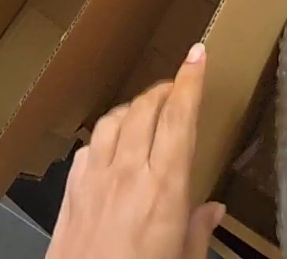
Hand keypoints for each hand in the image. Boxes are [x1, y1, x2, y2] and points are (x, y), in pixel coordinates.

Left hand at [47, 43, 226, 258]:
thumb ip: (198, 232)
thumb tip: (215, 208)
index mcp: (164, 189)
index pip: (179, 118)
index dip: (190, 81)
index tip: (198, 53)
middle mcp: (129, 172)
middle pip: (146, 108)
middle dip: (165, 88)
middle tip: (179, 86)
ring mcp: (95, 177)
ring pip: (116, 118)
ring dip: (135, 106)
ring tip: (149, 109)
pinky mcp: (71, 189)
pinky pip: (91, 144)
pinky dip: (107, 133)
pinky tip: (114, 143)